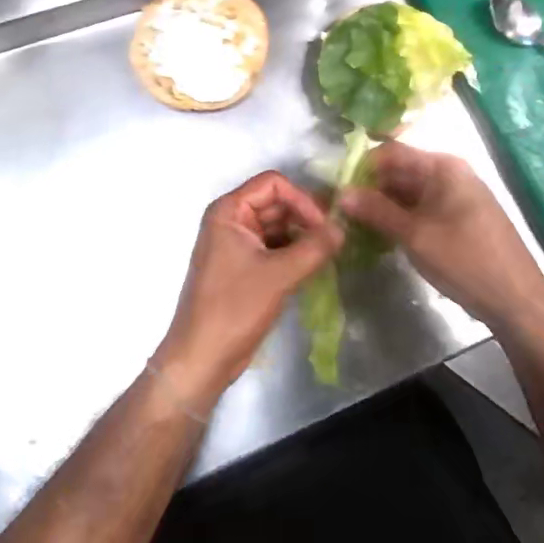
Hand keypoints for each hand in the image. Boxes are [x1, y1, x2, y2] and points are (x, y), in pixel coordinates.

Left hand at [154, 171, 343, 405]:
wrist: (201, 359)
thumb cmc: (234, 309)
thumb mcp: (279, 275)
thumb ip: (314, 248)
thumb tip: (342, 228)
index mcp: (229, 211)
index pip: (273, 183)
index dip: (302, 199)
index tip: (325, 226)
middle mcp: (230, 220)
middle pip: (276, 202)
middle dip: (305, 217)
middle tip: (334, 238)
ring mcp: (235, 243)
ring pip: (277, 225)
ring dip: (302, 235)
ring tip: (328, 252)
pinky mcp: (243, 266)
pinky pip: (273, 246)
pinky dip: (293, 251)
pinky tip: (314, 265)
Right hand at [338, 142, 543, 332]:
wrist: (518, 301)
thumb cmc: (466, 260)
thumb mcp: (416, 235)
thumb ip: (377, 211)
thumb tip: (342, 193)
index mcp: (443, 166)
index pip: (392, 152)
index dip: (362, 167)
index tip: (335, 187)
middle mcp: (451, 173)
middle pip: (401, 171)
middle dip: (370, 188)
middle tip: (339, 210)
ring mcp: (457, 196)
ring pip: (410, 192)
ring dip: (384, 205)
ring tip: (353, 223)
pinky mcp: (460, 218)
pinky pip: (423, 208)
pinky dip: (402, 218)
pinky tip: (381, 234)